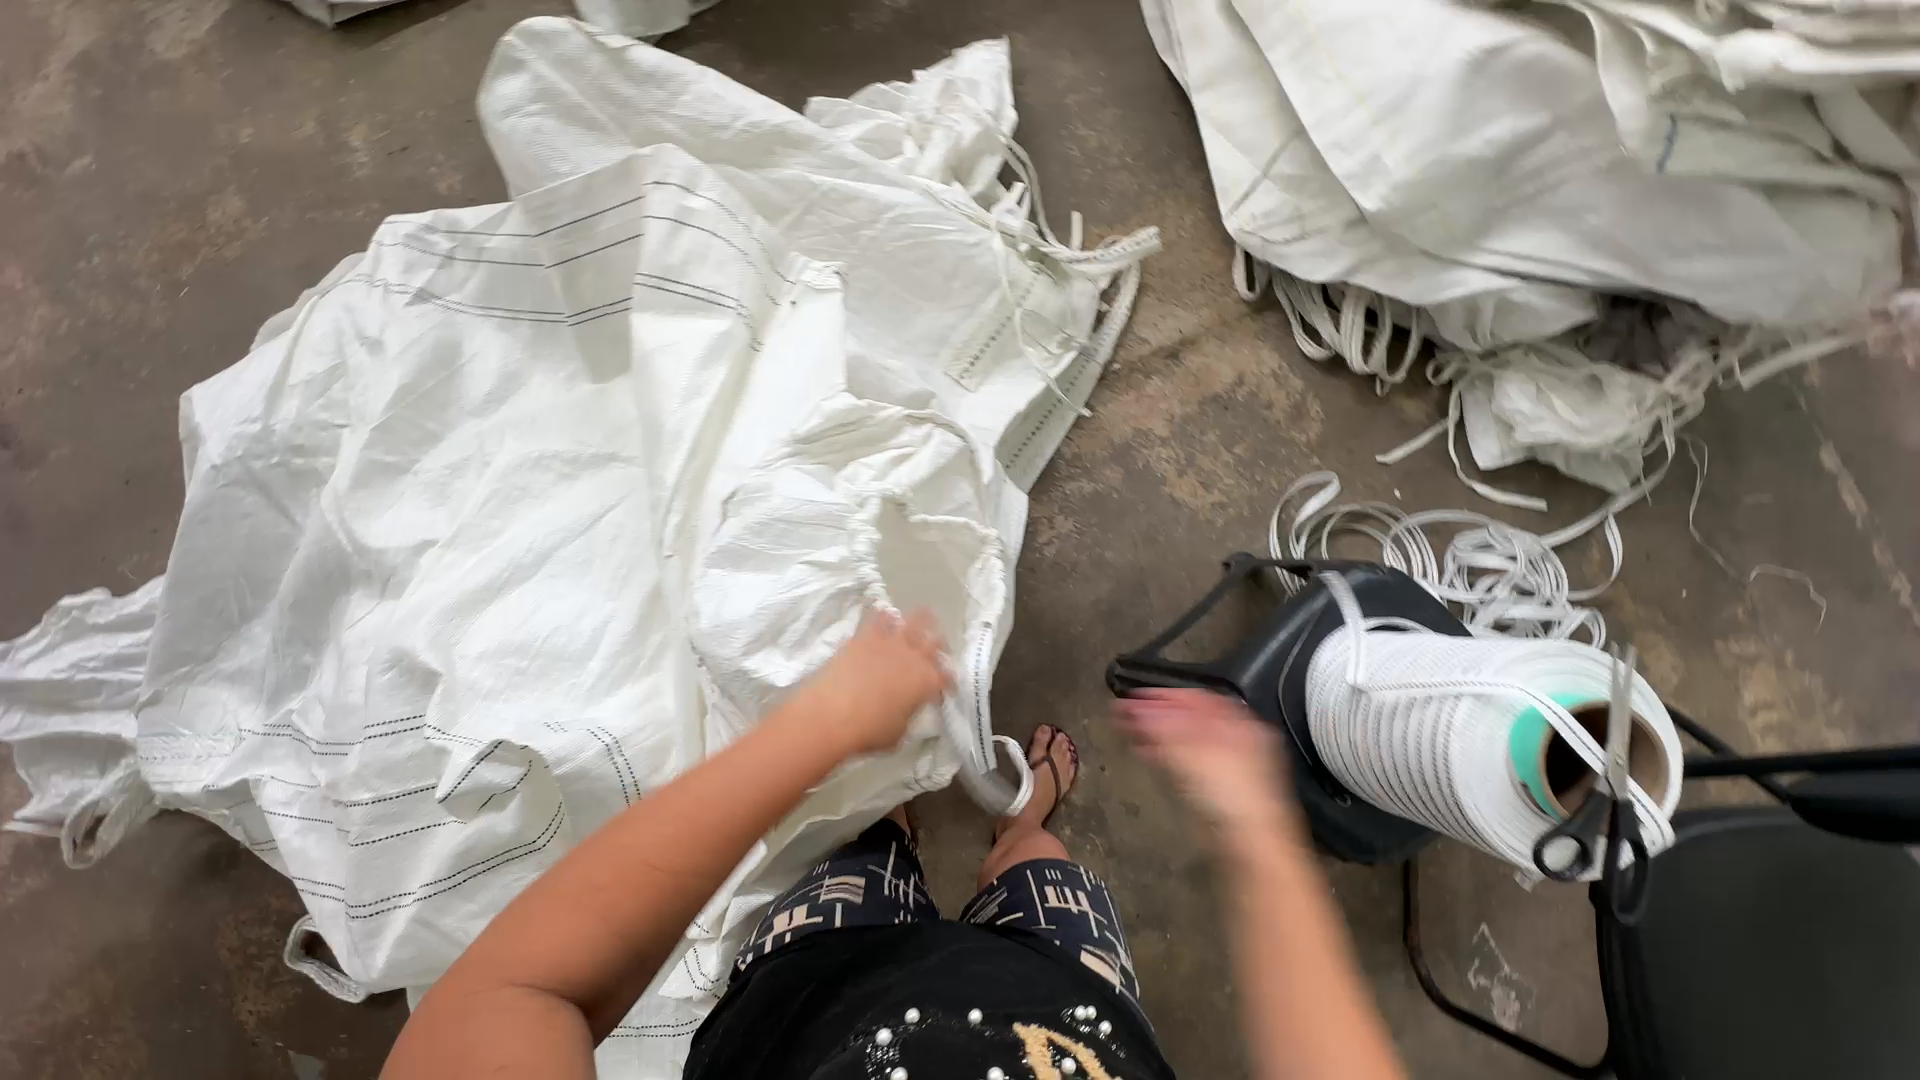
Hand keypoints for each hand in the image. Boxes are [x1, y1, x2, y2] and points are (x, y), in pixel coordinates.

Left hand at [791, 609, 953, 757]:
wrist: (831, 714)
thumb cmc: (869, 730)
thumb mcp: (899, 731)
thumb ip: (908, 713)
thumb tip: (906, 707)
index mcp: (927, 682)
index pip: (947, 677)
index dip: (948, 681)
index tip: (944, 688)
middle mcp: (914, 657)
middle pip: (936, 642)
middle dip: (940, 646)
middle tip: (937, 652)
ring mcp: (890, 642)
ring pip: (915, 620)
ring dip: (921, 621)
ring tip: (921, 621)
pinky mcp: (865, 636)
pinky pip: (880, 617)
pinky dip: (886, 617)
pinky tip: (886, 617)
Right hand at [1116, 689, 1298, 841]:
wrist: (1250, 843)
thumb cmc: (1230, 791)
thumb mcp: (1193, 750)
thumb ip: (1163, 725)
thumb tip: (1137, 707)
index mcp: (1240, 724)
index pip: (1198, 698)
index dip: (1165, 695)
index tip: (1137, 695)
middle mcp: (1236, 741)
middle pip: (1189, 718)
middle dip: (1155, 713)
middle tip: (1124, 711)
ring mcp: (1226, 767)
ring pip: (1183, 741)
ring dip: (1153, 732)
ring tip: (1126, 728)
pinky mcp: (1215, 791)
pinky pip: (1183, 762)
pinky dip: (1161, 753)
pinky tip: (1144, 751)